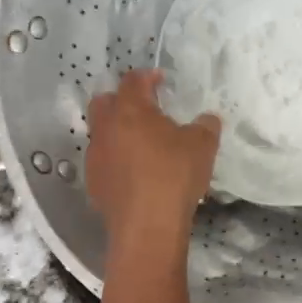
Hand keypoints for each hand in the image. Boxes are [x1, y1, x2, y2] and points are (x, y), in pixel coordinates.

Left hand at [85, 71, 220, 236]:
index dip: (147, 76)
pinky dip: (117, 159)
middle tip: (146, 109)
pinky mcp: (93, 183)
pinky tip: (136, 173)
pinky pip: (103, 160)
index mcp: (131, 110)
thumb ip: (205, 125)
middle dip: (122, 100)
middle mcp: (106, 128)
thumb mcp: (203, 145)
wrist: (147, 226)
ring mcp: (95, 157)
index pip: (133, 80)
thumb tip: (207, 119)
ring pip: (101, 133)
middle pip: (104, 102)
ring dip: (118, 132)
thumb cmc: (175, 175)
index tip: (161, 80)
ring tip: (143, 144)